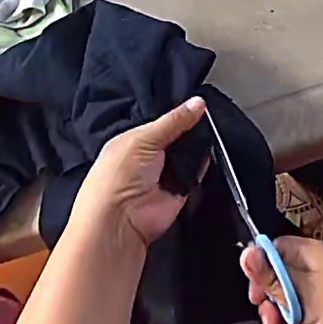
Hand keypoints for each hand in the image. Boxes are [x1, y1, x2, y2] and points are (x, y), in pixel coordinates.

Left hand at [72, 97, 206, 248]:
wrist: (120, 221)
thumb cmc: (116, 179)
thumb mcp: (143, 138)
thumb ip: (173, 121)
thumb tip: (198, 103)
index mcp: (132, 140)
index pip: (160, 121)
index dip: (177, 112)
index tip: (197, 102)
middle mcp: (148, 156)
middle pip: (177, 136)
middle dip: (189, 129)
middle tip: (203, 116)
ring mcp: (165, 173)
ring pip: (189, 152)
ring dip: (196, 147)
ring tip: (205, 135)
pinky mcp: (180, 188)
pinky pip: (198, 171)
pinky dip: (203, 164)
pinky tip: (206, 154)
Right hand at [241, 237, 322, 323]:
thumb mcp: (305, 299)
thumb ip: (274, 278)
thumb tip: (246, 252)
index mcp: (315, 254)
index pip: (275, 249)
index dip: (262, 269)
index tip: (257, 295)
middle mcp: (318, 270)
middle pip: (278, 279)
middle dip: (273, 303)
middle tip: (274, 321)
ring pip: (287, 305)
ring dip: (289, 323)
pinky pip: (301, 322)